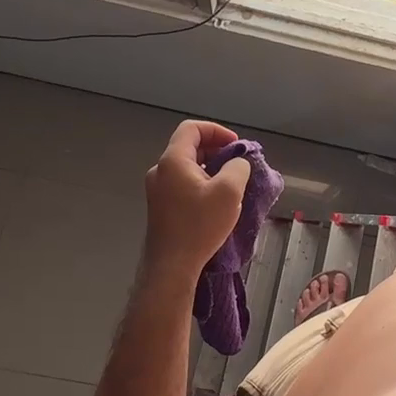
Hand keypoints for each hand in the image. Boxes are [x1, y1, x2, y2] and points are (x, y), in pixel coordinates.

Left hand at [142, 121, 249, 282]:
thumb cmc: (199, 226)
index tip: (235, 145)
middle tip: (237, 164)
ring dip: (211, 168)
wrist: (171, 267)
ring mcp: (157, 190)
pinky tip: (216, 201)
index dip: (217, 130)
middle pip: (189, 146)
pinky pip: (183, 183)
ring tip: (230, 184)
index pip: (192, 128)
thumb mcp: (229, 191)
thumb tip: (236, 164)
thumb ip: (238, 167)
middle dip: (217, 150)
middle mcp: (160, 171)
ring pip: (187, 166)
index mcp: (173, 161)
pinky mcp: (160, 207)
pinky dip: (201, 182)